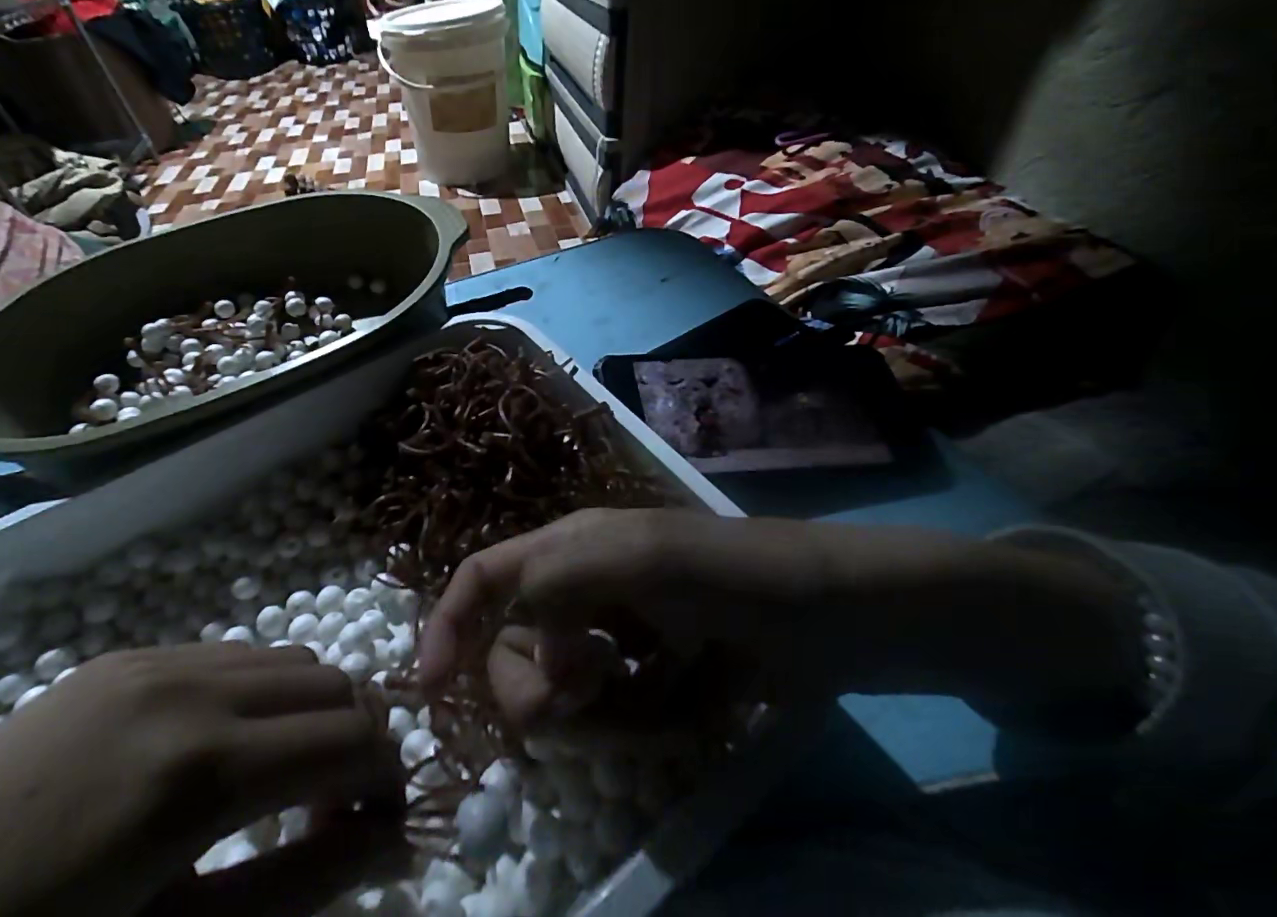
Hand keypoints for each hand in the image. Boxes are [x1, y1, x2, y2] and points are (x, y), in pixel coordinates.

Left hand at [0, 644, 403, 916]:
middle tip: (333, 813)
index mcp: (203, 771)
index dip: (388, 781)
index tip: (380, 829)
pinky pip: (228, 657)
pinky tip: (218, 756)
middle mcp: (189, 689)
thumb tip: (394, 841)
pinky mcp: (118, 659)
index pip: (355, 740)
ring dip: (310, 714)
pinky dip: (259, 696)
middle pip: (333, 685)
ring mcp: (150, 661)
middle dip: (359, 742)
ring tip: (278, 784)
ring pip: (286, 661)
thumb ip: (304, 886)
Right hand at [416, 509, 1142, 732]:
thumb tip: (525, 642)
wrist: (846, 616)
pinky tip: (690, 710)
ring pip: (567, 694)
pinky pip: (619, 719)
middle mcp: (587, 588)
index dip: (448, 624)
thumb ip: (562, 580)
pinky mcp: (661, 677)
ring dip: (600, 718)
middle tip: (588, 697)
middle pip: (518, 648)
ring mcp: (625, 636)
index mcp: (573, 548)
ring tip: (659, 706)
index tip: (431, 692)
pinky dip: (642, 727)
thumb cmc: (741, 575)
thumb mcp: (647, 557)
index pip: (484, 576)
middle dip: (539, 686)